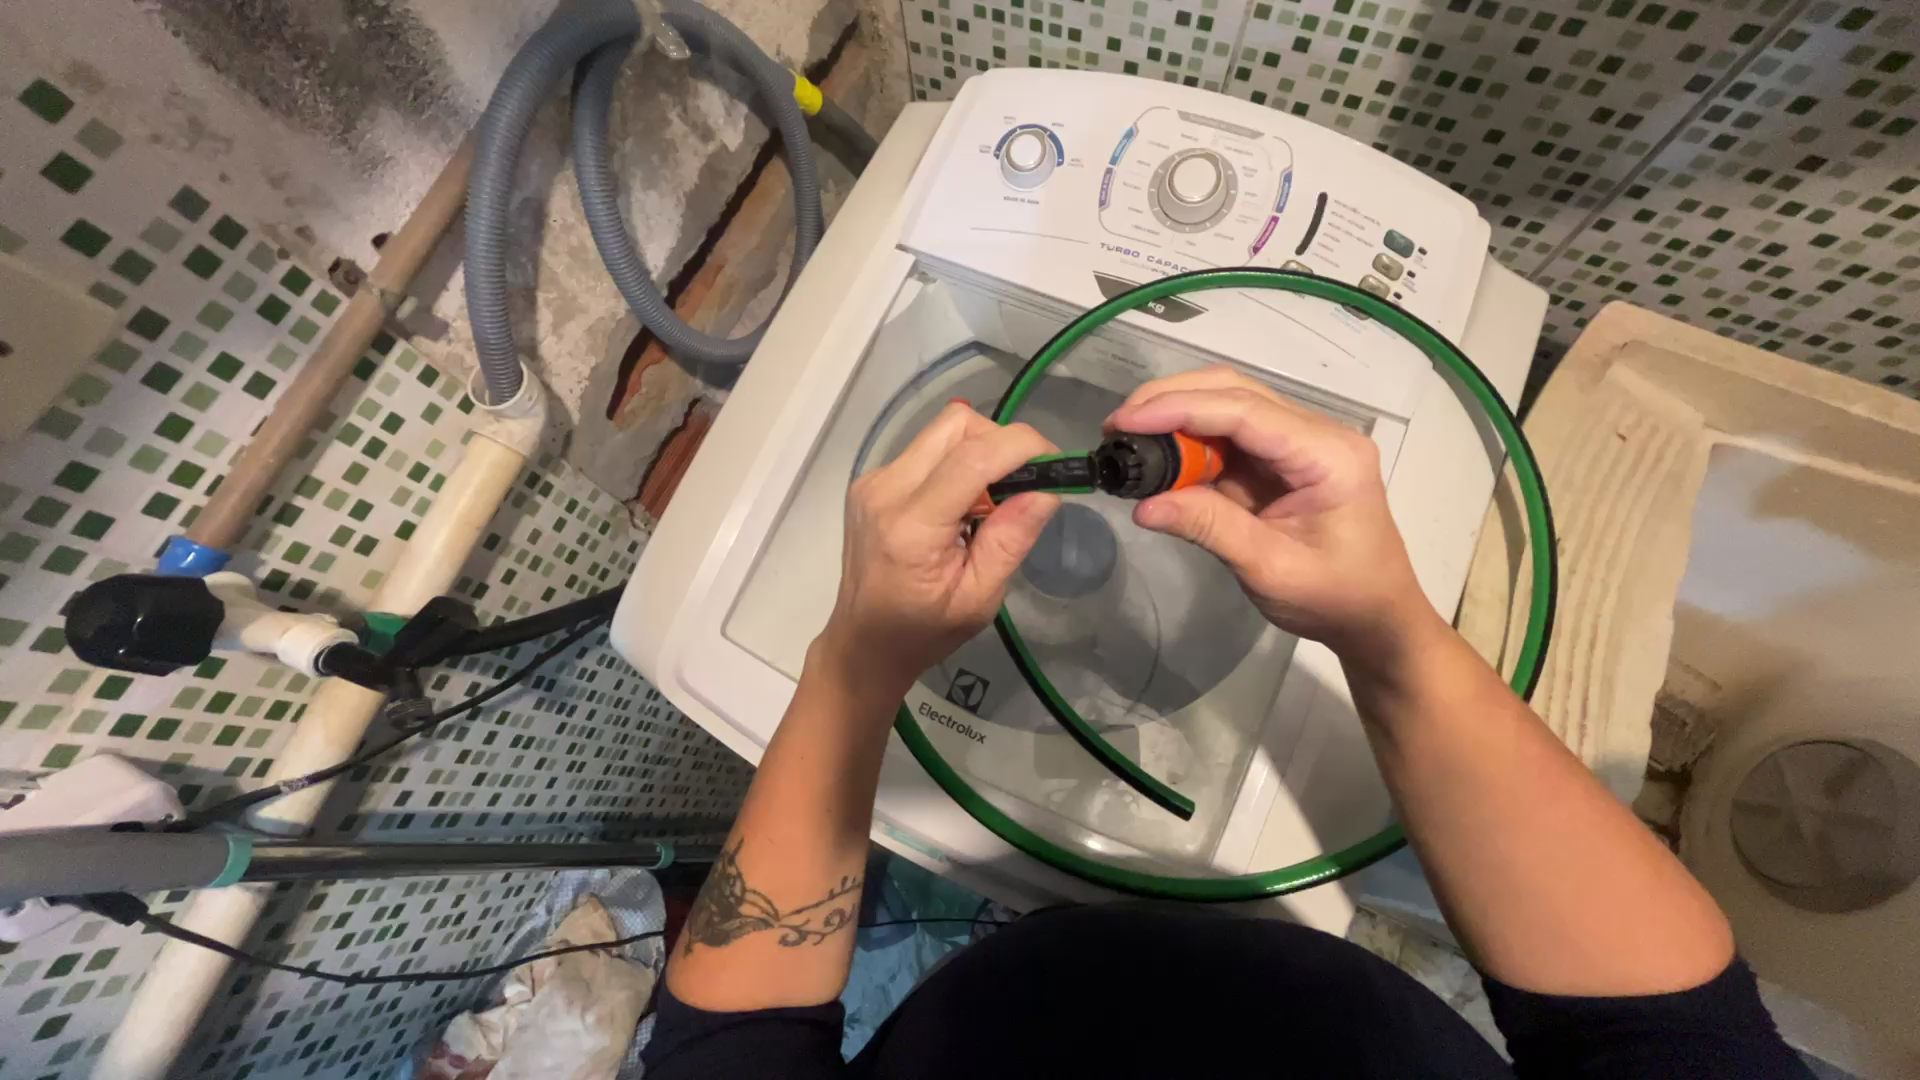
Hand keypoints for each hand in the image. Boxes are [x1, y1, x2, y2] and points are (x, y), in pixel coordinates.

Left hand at [816, 402, 1060, 697]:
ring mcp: (874, 481)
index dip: (1023, 447)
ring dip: (980, 452)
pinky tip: (960, 507)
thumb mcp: (978, 599)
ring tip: (990, 502)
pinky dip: (956, 464)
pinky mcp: (872, 481)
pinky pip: (926, 450)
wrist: (863, 641)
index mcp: (912, 527)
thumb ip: (1010, 540)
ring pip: (942, 431)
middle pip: (957, 425)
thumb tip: (1048, 489)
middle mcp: (886, 490)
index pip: (974, 457)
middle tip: (1023, 484)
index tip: (1056, 465)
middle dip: (1002, 443)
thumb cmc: (923, 631)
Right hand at [1105, 366, 1435, 660]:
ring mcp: (1297, 442)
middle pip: (1234, 391)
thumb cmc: (1334, 596)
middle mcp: (1315, 433)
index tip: (1125, 422)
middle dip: (1170, 400)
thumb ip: (1209, 528)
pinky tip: (1156, 454)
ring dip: (1174, 414)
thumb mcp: (1270, 568)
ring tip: (1128, 438)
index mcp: (1326, 454)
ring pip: (1227, 404)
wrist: (1374, 616)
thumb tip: (1142, 506)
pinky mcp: (1278, 458)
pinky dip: (1187, 439)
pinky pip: (1226, 434)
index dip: (1179, 408)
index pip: (1244, 411)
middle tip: (1116, 427)